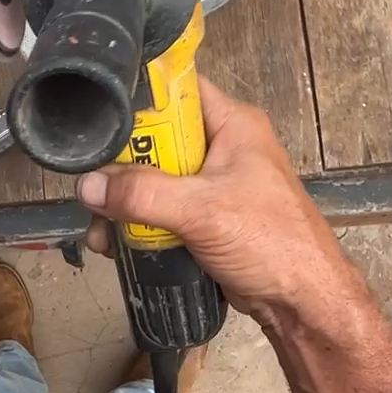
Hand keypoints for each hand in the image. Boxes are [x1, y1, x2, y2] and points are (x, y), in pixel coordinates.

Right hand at [78, 78, 362, 326]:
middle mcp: (220, 148)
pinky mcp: (203, 218)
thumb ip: (143, 196)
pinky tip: (115, 245)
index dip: (138, 97)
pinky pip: (159, 211)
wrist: (302, 302)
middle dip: (120, 169)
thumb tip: (89, 186)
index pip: (177, 90)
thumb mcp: (202, 211)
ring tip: (101, 230)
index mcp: (232, 125)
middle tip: (95, 191)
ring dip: (123, 205)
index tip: (98, 117)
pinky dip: (136, 226)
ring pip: (152, 181)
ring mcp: (211, 185)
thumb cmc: (273, 243)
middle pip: (154, 141)